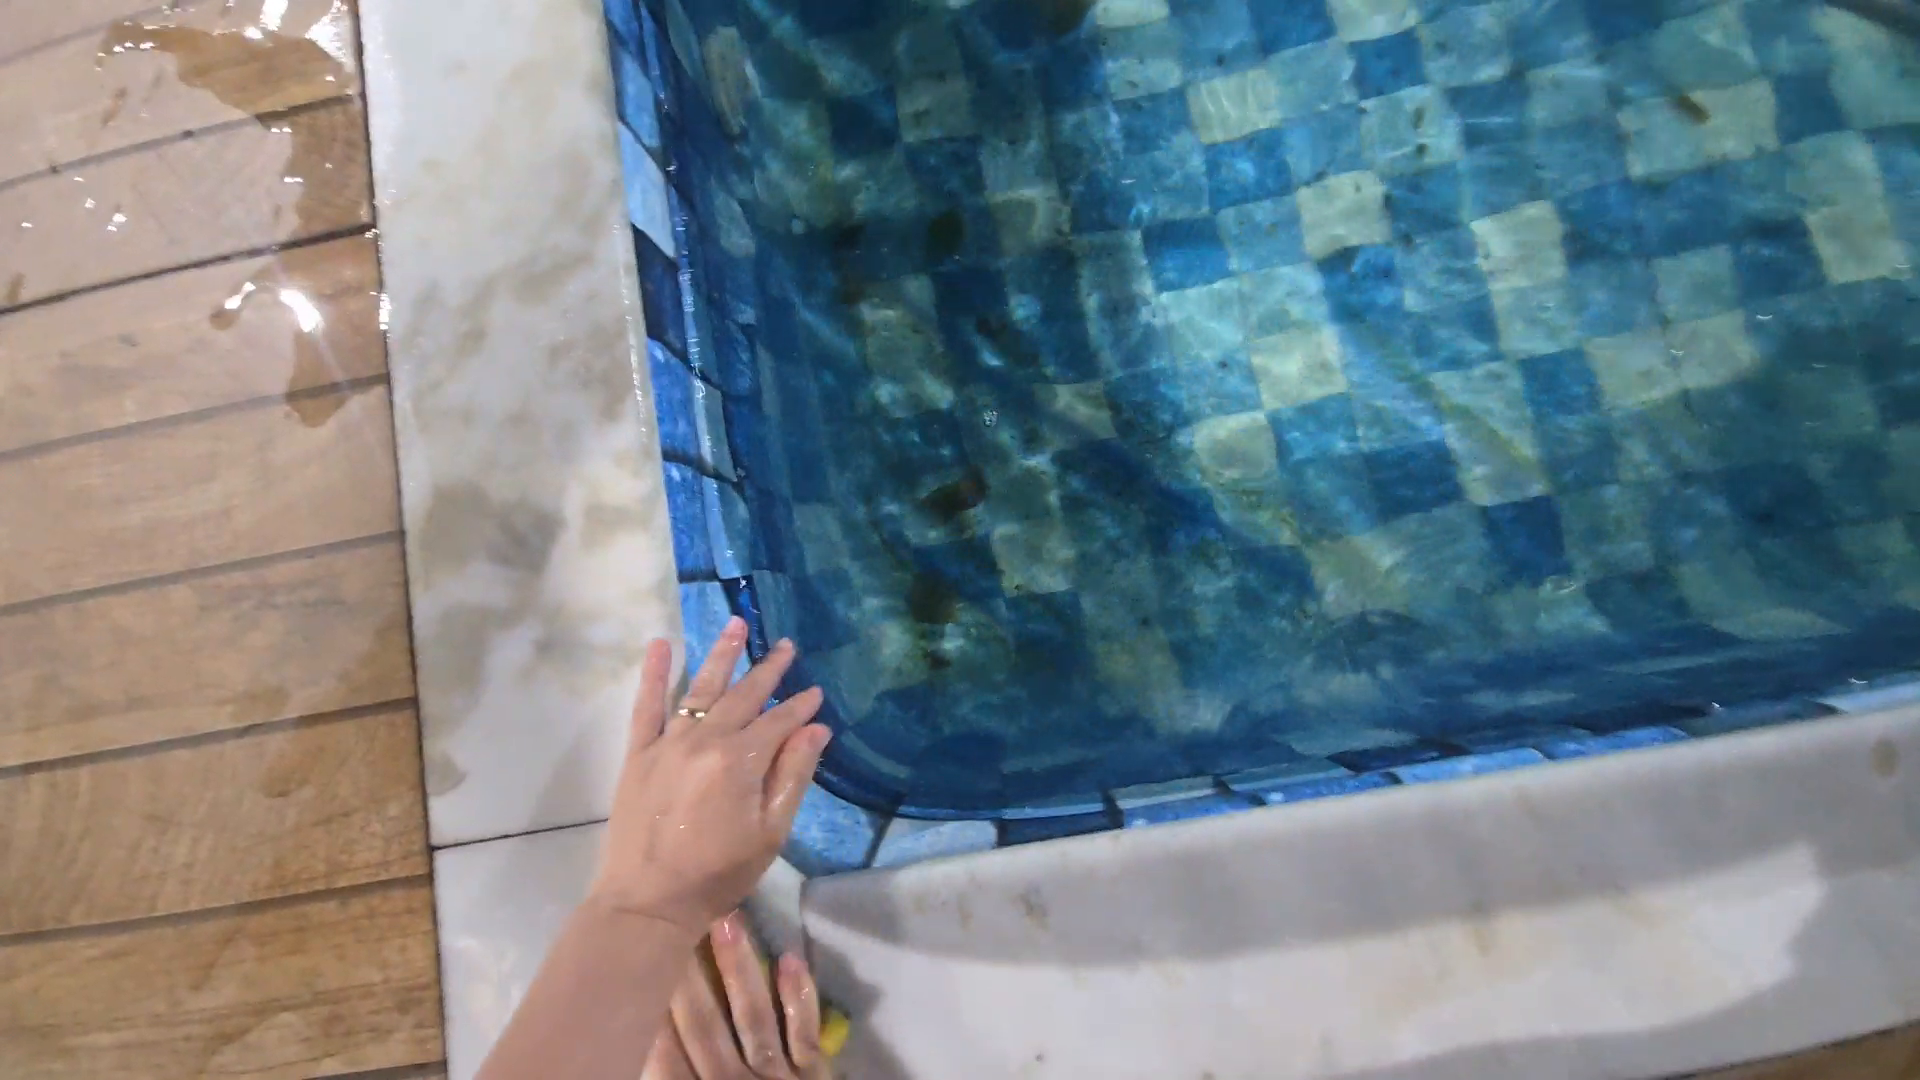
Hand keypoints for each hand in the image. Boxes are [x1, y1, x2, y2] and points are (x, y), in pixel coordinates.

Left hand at [589, 619, 830, 937]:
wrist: (647, 904)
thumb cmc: (717, 874)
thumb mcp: (770, 832)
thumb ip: (793, 775)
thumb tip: (817, 728)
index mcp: (739, 761)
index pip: (779, 722)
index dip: (801, 707)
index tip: (817, 693)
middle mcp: (704, 741)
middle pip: (744, 696)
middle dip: (769, 670)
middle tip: (786, 646)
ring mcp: (667, 744)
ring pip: (701, 689)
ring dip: (721, 655)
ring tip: (737, 624)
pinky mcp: (638, 754)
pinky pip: (646, 706)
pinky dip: (654, 674)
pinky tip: (662, 644)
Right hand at [644, 911, 831, 1078]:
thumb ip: (672, 1073)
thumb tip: (641, 1050)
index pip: (663, 1060)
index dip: (650, 1012)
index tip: (639, 958)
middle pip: (704, 1029)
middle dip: (688, 976)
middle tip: (675, 919)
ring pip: (753, 1019)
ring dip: (739, 969)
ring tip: (728, 919)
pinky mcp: (813, 1076)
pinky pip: (804, 1034)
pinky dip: (798, 997)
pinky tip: (789, 958)